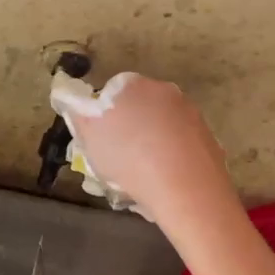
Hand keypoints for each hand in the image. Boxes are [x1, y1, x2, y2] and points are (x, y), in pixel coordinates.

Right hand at [49, 71, 232, 221]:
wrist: (186, 189)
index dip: (100, 119)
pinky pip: (179, 147)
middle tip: (115, 162)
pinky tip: (161, 184)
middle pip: (137, 109)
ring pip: (159, 129)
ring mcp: (191, 114)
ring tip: (138, 180)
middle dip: (126, 131)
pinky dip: (169, 161)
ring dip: (148, 146)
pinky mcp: (208, 139)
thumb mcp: (87, 132)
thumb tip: (65, 89)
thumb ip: (73, 105)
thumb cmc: (127, 156)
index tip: (99, 143)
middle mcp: (164, 91)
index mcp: (132, 84)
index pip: (109, 94)